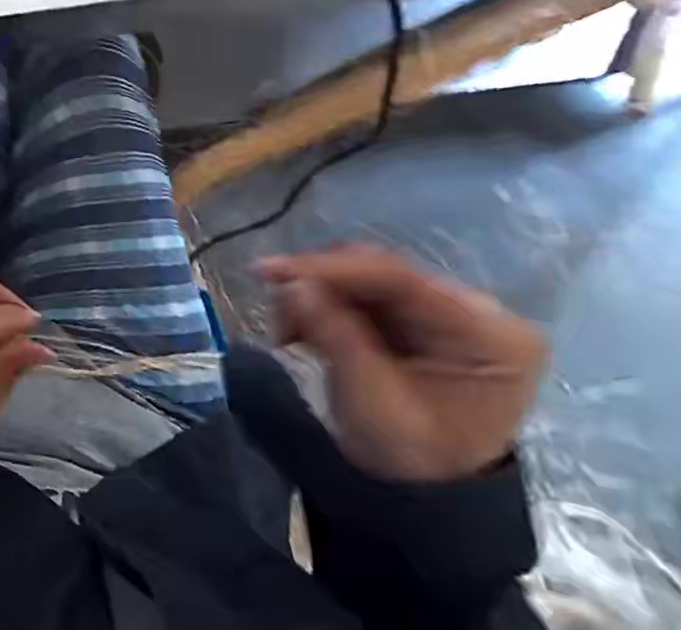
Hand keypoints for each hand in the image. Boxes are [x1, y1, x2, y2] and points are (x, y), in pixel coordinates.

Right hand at [262, 246, 546, 482]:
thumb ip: (335, 334)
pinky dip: (321, 307)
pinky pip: (356, 293)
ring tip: (290, 333)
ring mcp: (446, 314)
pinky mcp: (416, 319)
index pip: (399, 279)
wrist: (423, 487)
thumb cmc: (408, 450)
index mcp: (490, 335)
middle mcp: (476, 314)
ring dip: (314, 297)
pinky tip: (305, 333)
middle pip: (378, 272)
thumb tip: (292, 283)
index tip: (268, 270)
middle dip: (318, 286)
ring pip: (360, 278)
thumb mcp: (370, 397)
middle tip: (276, 312)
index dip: (329, 269)